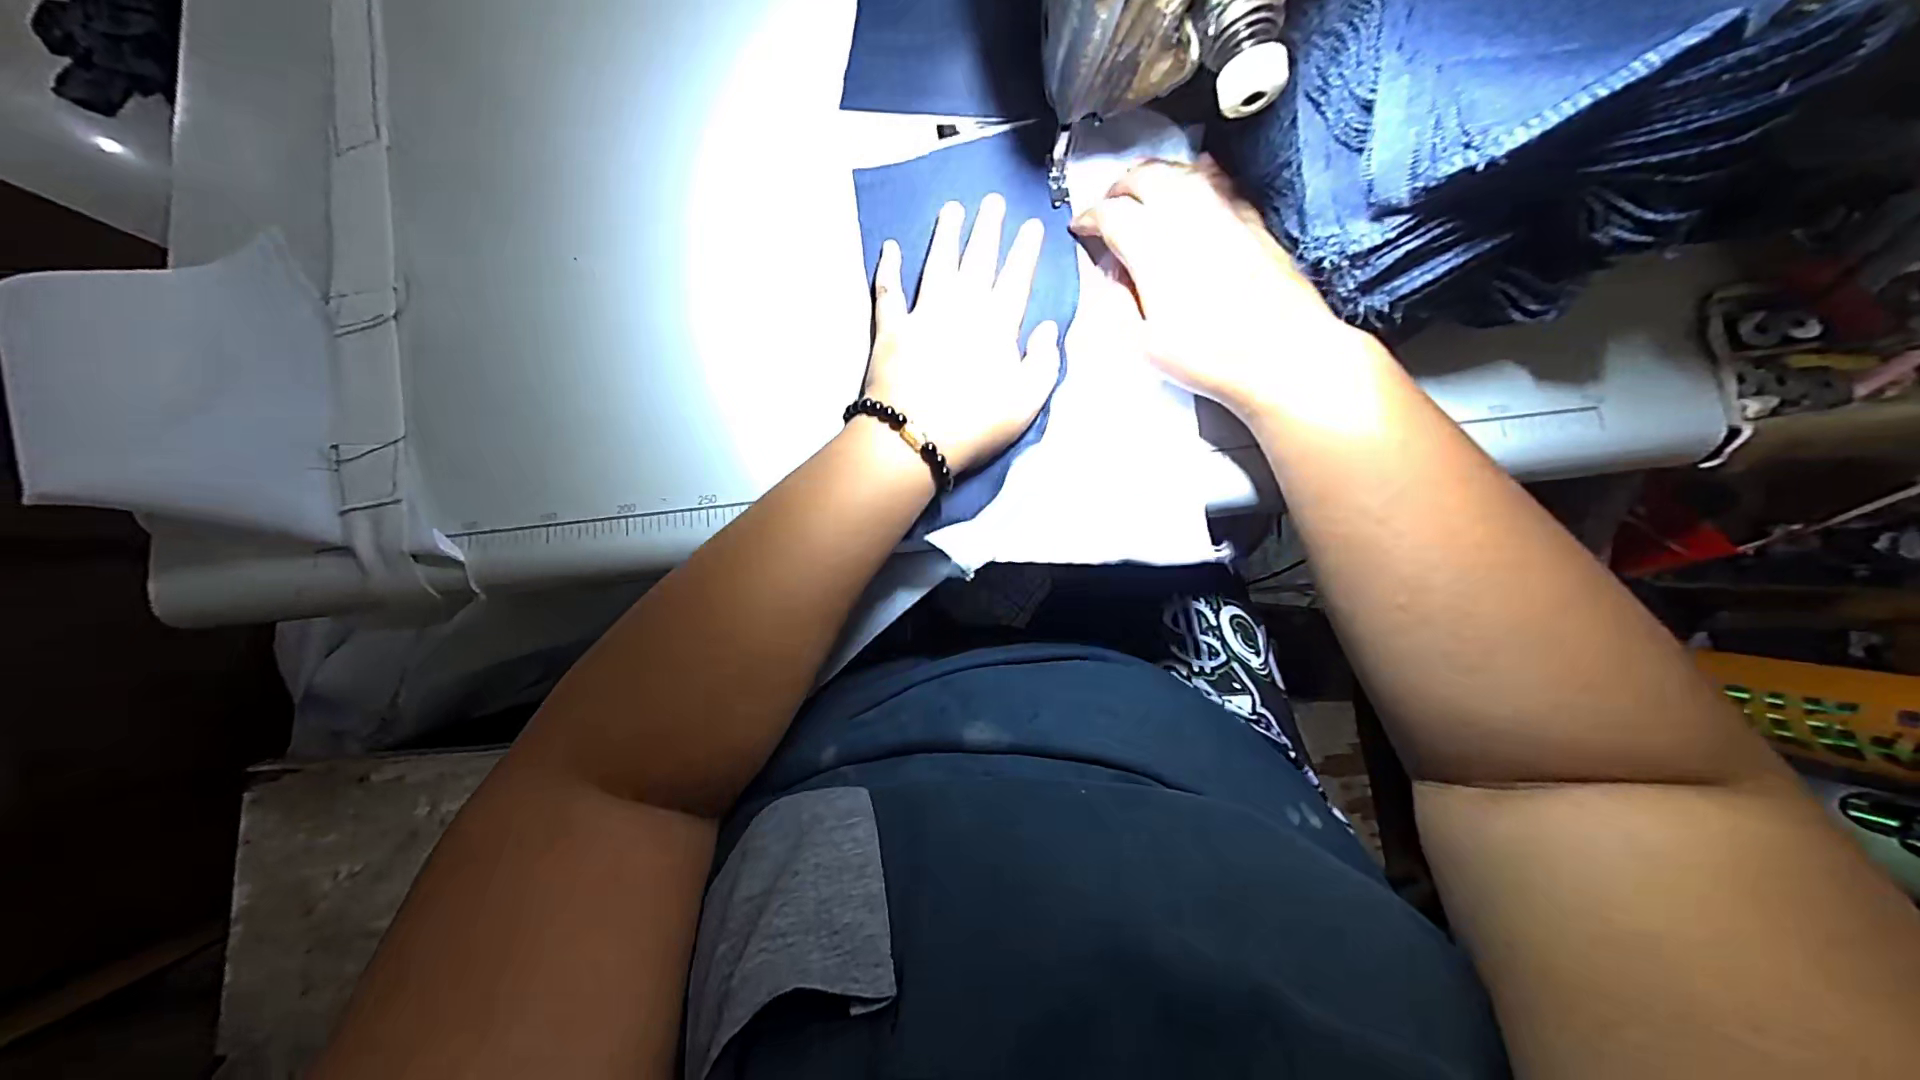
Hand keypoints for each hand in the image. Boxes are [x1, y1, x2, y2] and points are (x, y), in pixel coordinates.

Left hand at [861, 195, 1061, 474]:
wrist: (913, 438)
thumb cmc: (976, 424)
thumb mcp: (1027, 402)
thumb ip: (1044, 362)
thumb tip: (1048, 328)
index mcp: (998, 324)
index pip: (1016, 278)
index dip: (1025, 251)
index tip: (1031, 226)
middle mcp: (962, 308)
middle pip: (977, 259)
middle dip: (988, 228)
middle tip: (993, 201)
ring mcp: (923, 314)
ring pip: (937, 262)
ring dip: (946, 234)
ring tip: (952, 208)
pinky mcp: (890, 327)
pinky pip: (888, 289)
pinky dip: (888, 267)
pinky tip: (890, 247)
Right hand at [1069, 158, 1376, 417]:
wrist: (1282, 354)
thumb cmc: (1212, 356)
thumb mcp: (1146, 343)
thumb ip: (1121, 300)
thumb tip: (1113, 275)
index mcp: (1152, 249)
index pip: (1110, 214)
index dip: (1089, 218)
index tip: (1081, 227)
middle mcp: (1187, 220)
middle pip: (1145, 177)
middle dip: (1119, 186)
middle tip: (1108, 202)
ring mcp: (1223, 214)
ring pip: (1182, 171)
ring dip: (1156, 174)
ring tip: (1143, 187)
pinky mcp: (1251, 221)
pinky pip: (1219, 182)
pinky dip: (1199, 174)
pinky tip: (1197, 176)